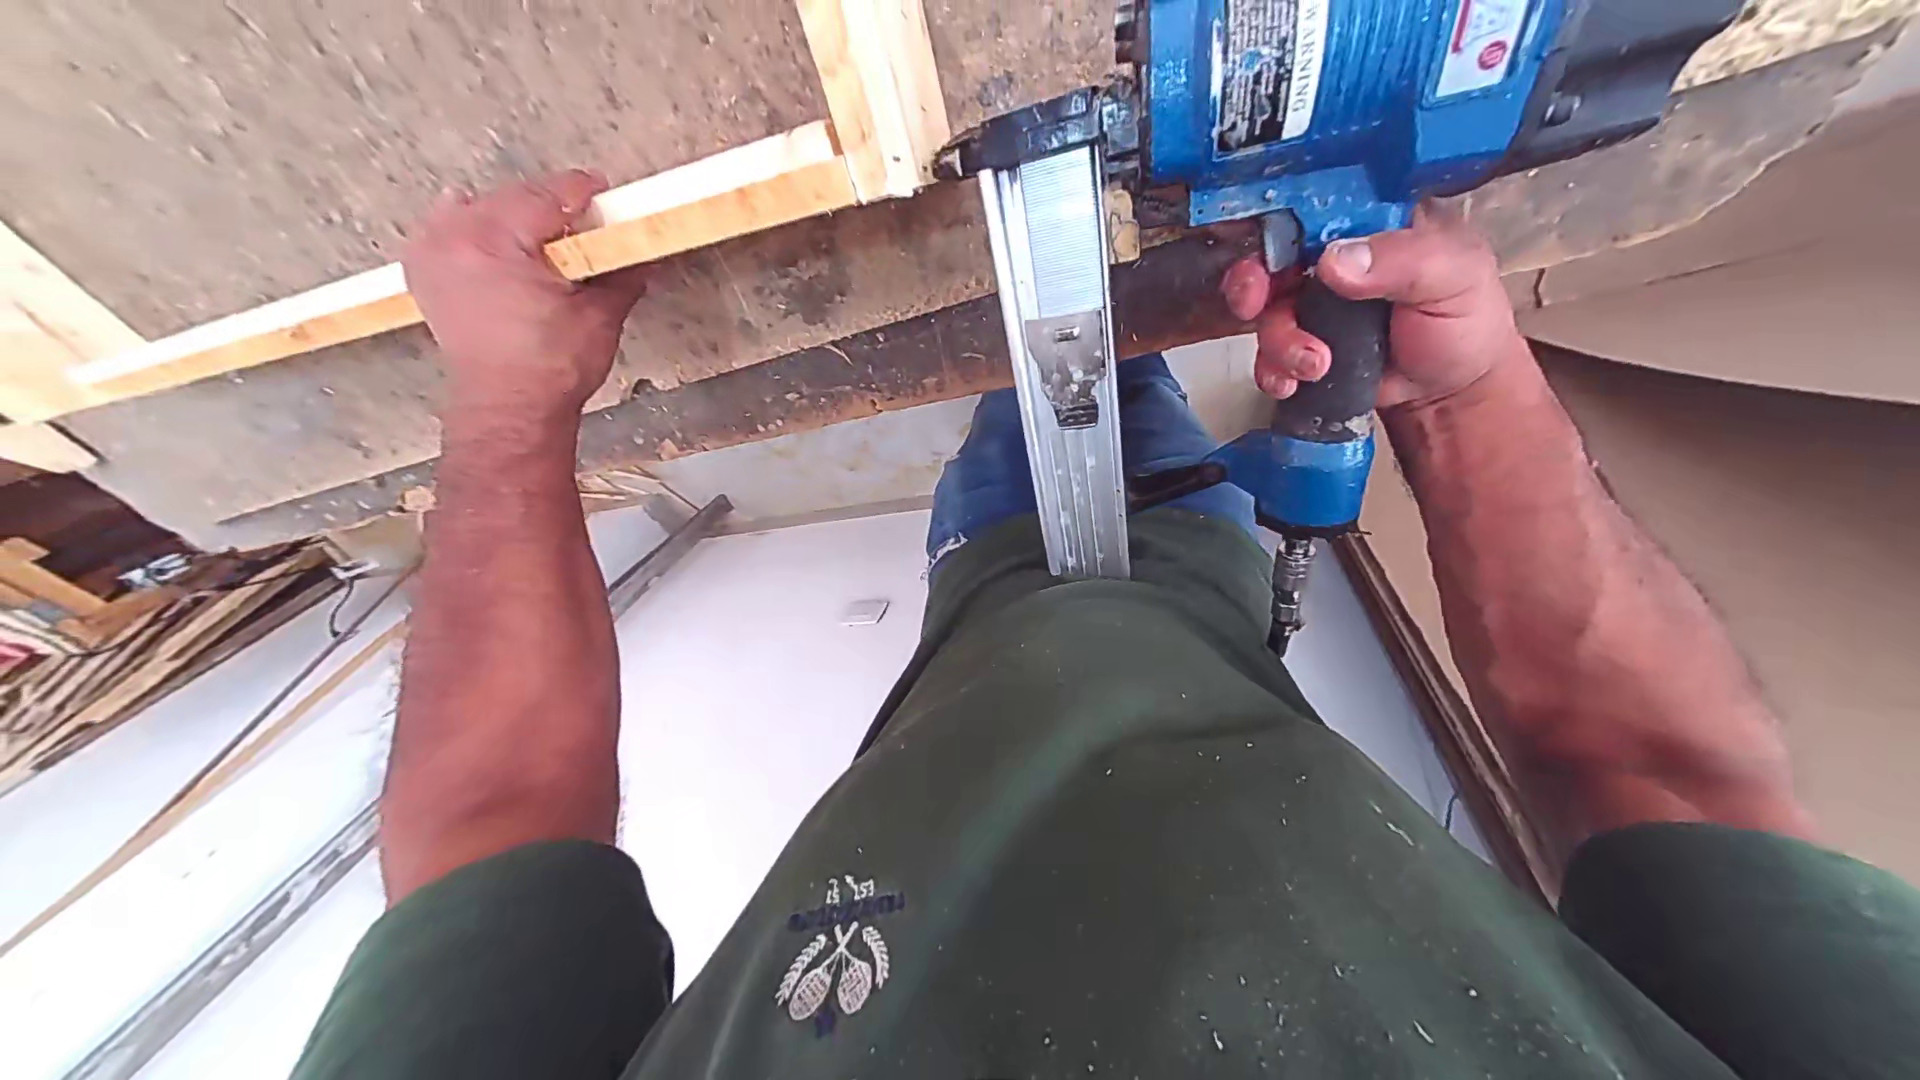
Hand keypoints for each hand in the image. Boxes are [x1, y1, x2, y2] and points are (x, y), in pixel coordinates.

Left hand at [403, 169, 648, 426]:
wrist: (510, 407)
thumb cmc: (552, 368)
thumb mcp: (600, 319)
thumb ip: (621, 278)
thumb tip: (643, 260)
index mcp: (495, 241)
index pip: (543, 197)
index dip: (578, 190)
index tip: (602, 189)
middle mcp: (453, 236)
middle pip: (509, 199)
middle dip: (549, 207)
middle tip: (584, 221)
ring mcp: (431, 253)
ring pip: (476, 208)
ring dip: (513, 216)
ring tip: (545, 237)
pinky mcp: (425, 272)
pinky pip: (449, 229)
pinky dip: (479, 229)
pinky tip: (505, 247)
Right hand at [1219, 203, 1527, 410]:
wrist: (1447, 392)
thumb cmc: (1462, 326)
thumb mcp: (1453, 277)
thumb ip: (1403, 260)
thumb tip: (1335, 259)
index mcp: (1371, 224)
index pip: (1313, 211)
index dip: (1276, 228)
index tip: (1263, 258)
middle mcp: (1334, 260)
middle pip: (1270, 261)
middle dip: (1251, 286)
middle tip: (1253, 307)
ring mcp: (1312, 306)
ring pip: (1265, 315)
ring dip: (1278, 345)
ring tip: (1315, 366)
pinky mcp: (1300, 346)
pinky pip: (1265, 355)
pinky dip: (1271, 372)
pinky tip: (1293, 383)